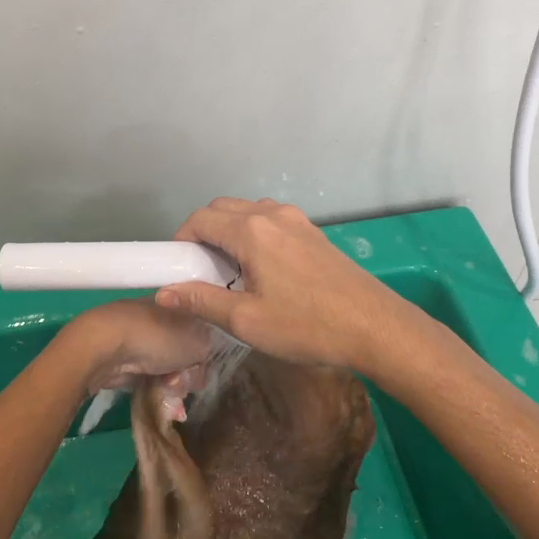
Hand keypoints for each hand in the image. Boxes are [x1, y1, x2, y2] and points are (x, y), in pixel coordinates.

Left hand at [59, 298, 215, 398]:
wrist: (105, 346)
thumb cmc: (157, 337)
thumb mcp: (199, 340)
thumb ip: (207, 349)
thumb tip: (197, 359)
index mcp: (173, 304)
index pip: (199, 330)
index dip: (204, 352)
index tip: (202, 365)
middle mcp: (155, 318)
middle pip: (184, 352)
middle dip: (187, 371)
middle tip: (182, 380)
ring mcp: (137, 338)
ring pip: (167, 367)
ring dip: (172, 383)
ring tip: (166, 390)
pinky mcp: (121, 359)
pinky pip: (148, 377)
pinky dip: (154, 389)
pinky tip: (157, 397)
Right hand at [155, 198, 424, 371]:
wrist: (376, 328)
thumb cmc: (307, 326)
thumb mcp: (246, 320)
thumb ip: (201, 301)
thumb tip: (163, 293)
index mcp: (252, 231)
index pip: (200, 219)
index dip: (181, 240)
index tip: (178, 268)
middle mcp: (272, 215)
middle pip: (222, 209)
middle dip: (202, 233)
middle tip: (200, 271)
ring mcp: (297, 221)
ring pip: (248, 212)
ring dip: (229, 231)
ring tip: (229, 271)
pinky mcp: (313, 233)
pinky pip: (271, 221)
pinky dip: (253, 235)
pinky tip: (261, 270)